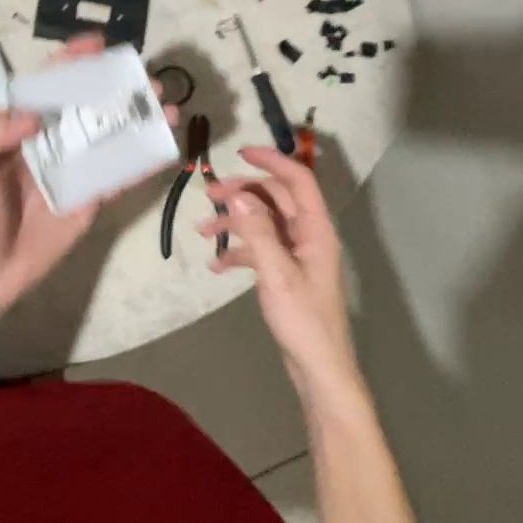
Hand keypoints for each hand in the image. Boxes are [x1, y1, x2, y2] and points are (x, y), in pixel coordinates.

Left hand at [0, 34, 174, 329]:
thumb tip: (36, 113)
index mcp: (20, 128)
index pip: (48, 85)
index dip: (72, 62)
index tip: (97, 44)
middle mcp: (51, 141)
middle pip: (88, 105)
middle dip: (118, 88)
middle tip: (149, 80)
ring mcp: (73, 169)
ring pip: (110, 135)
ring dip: (138, 119)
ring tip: (168, 108)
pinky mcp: (90, 198)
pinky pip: (119, 175)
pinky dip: (142, 161)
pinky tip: (164, 147)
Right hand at [200, 148, 368, 411]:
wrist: (319, 369)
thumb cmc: (303, 320)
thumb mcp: (277, 273)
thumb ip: (257, 231)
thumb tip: (238, 195)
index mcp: (317, 229)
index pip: (298, 180)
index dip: (272, 161)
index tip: (240, 153)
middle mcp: (309, 236)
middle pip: (276, 199)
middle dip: (242, 193)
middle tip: (208, 196)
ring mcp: (298, 255)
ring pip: (264, 223)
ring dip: (235, 223)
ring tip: (203, 232)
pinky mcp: (287, 274)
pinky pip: (261, 250)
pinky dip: (239, 252)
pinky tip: (216, 267)